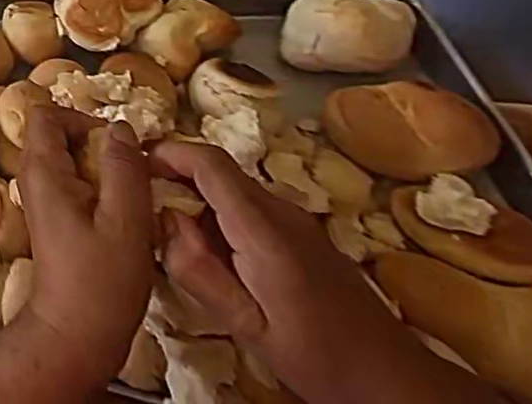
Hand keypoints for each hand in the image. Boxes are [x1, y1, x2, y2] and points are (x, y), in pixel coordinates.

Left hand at [16, 106, 154, 384]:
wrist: (74, 335)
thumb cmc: (100, 282)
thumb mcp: (125, 221)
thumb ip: (124, 168)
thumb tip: (122, 127)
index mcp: (42, 169)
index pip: (46, 114)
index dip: (80, 118)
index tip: (114, 143)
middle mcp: (33, 176)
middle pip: (56, 133)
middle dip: (95, 142)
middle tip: (130, 168)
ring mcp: (40, 196)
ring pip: (67, 158)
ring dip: (100, 166)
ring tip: (131, 192)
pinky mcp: (52, 215)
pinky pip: (72, 181)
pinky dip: (97, 186)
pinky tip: (122, 212)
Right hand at [150, 140, 498, 403]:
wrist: (397, 381)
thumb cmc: (319, 356)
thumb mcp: (247, 324)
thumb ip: (198, 270)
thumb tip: (164, 221)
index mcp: (262, 228)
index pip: (208, 161)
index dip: (167, 151)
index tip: (135, 163)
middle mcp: (278, 209)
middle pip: (215, 168)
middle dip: (174, 173)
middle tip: (144, 202)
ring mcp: (292, 217)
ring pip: (229, 185)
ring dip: (195, 195)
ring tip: (172, 232)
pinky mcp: (298, 231)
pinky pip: (245, 204)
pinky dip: (216, 212)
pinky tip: (212, 250)